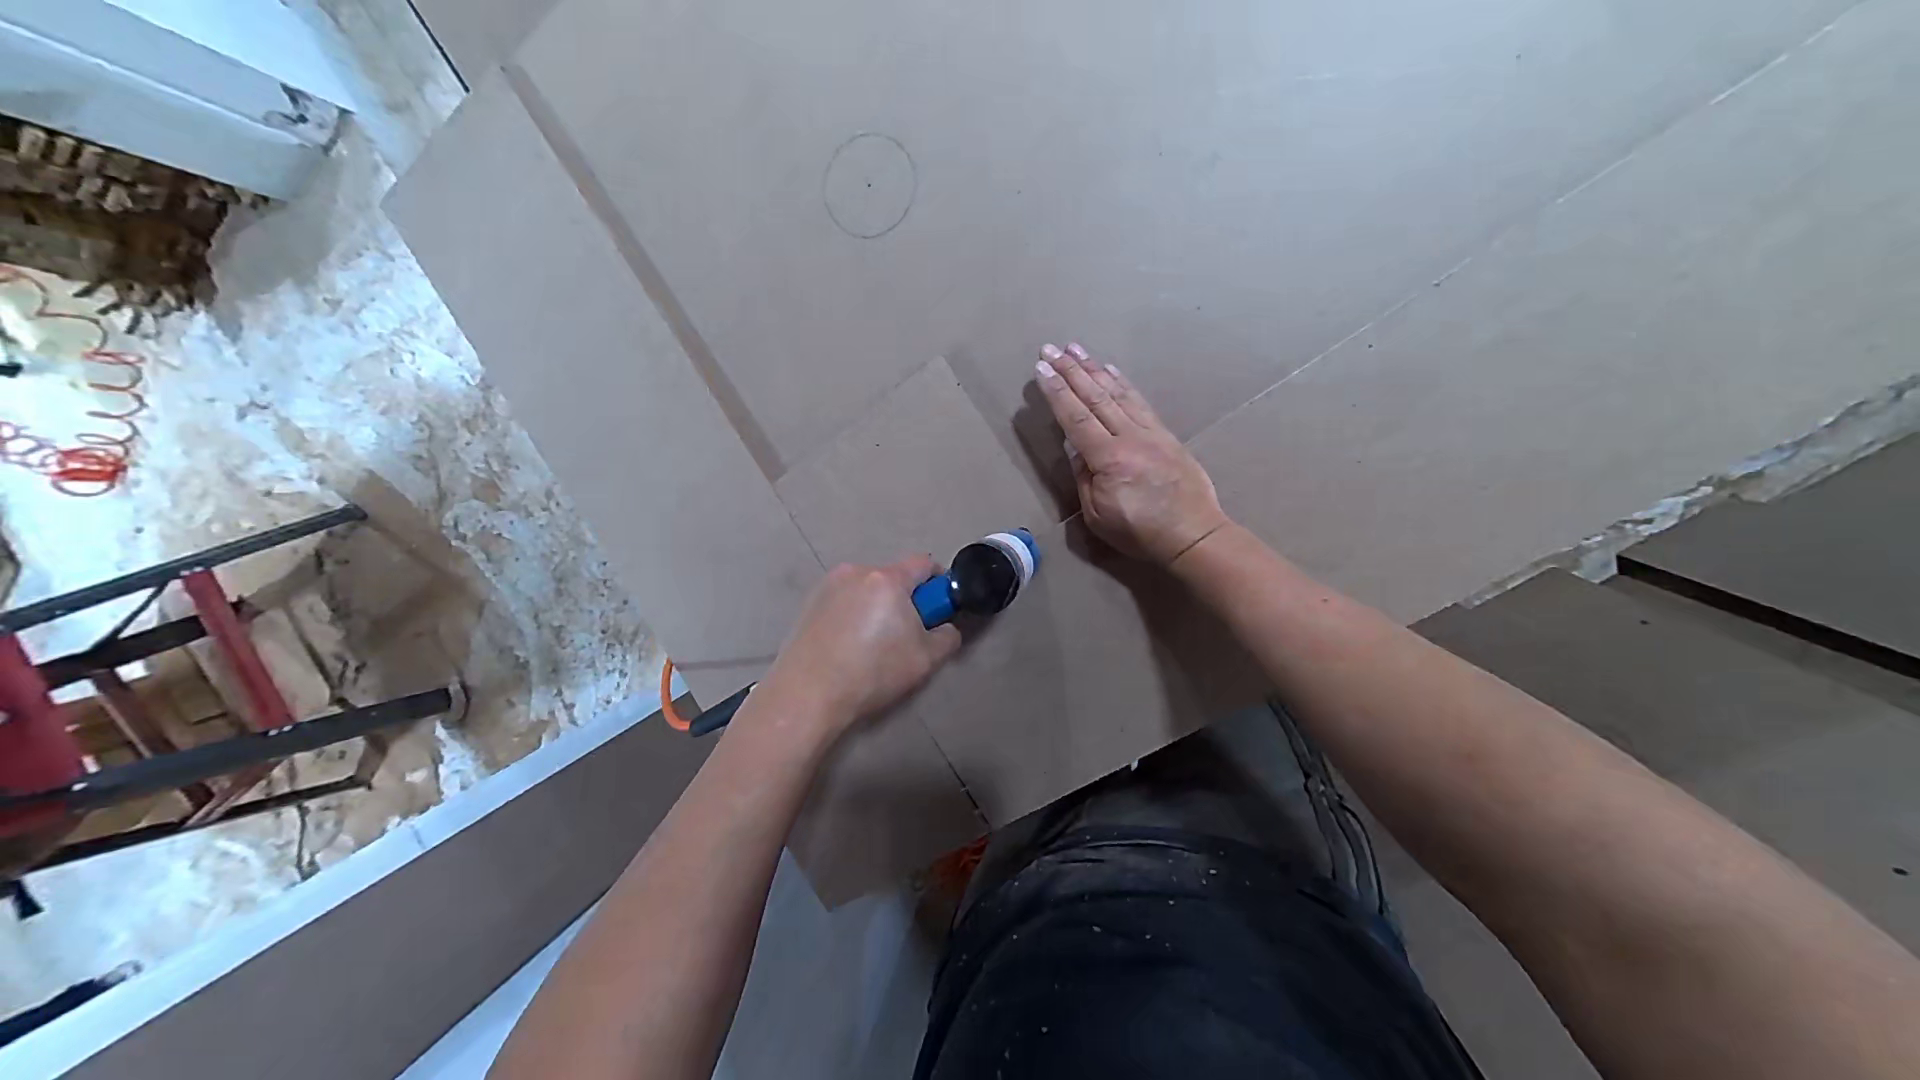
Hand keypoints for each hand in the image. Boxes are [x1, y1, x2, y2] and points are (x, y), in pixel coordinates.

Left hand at [751, 555, 962, 741]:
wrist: (808, 694)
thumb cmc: (872, 673)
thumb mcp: (926, 659)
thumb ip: (946, 636)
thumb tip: (945, 628)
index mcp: (887, 579)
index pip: (924, 563)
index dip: (939, 583)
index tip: (938, 609)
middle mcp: (856, 572)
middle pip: (893, 577)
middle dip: (905, 600)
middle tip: (906, 636)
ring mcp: (828, 586)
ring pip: (867, 590)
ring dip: (878, 607)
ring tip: (873, 646)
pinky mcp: (809, 603)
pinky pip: (844, 601)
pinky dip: (853, 615)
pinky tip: (848, 647)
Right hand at [1034, 342, 1230, 565]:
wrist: (1194, 535)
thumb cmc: (1141, 533)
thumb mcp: (1098, 515)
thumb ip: (1084, 480)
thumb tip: (1078, 451)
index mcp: (1110, 460)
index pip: (1076, 418)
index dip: (1057, 392)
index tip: (1042, 368)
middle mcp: (1130, 438)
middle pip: (1095, 397)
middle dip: (1070, 371)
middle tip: (1052, 349)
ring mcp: (1151, 433)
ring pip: (1118, 393)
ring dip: (1094, 369)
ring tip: (1076, 349)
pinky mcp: (1165, 435)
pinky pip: (1139, 402)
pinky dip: (1123, 383)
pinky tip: (1110, 370)